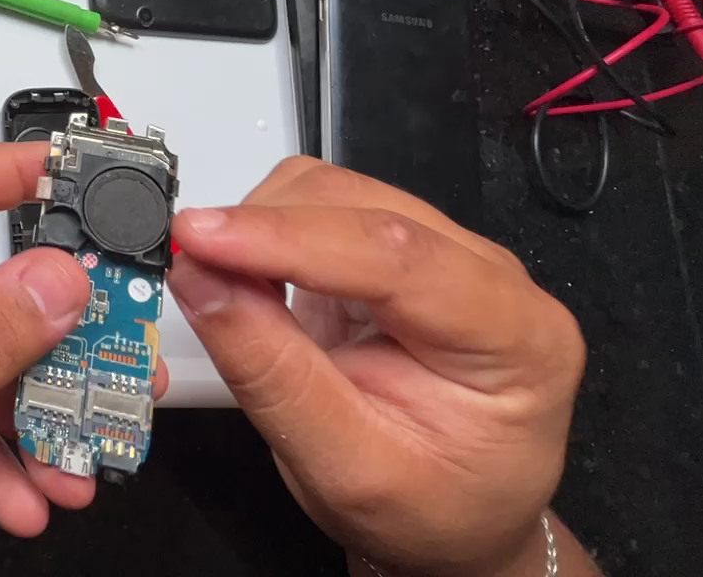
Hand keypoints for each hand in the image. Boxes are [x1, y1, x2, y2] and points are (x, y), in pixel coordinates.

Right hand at [169, 157, 585, 576]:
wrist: (450, 514)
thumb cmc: (425, 505)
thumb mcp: (345, 468)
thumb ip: (271, 372)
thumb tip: (198, 279)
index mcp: (511, 338)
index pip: (392, 255)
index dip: (284, 238)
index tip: (198, 240)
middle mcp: (482, 272)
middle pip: (352, 204)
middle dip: (258, 228)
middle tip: (191, 269)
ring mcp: (433, 247)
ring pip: (322, 189)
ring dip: (255, 223)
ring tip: (227, 285)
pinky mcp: (383, 241)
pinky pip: (308, 200)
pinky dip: (259, 225)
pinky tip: (250, 272)